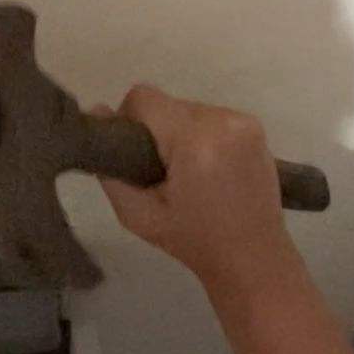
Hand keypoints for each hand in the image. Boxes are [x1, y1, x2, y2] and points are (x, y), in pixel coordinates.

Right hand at [98, 85, 296, 288]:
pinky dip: (204, 135)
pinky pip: (214, 116)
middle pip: (169, 104)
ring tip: (188, 172)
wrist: (252, 256)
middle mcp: (221, 121)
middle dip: (159, 130)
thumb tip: (97, 113)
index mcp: (193, 141)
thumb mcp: (137, 214)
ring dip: (182, 132)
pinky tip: (210, 167)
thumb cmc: (192, 240)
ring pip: (191, 109)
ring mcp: (242, 121)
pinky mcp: (255, 126)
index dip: (129, 118)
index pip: (145, 97)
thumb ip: (111, 168)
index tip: (133, 150)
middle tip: (161, 170)